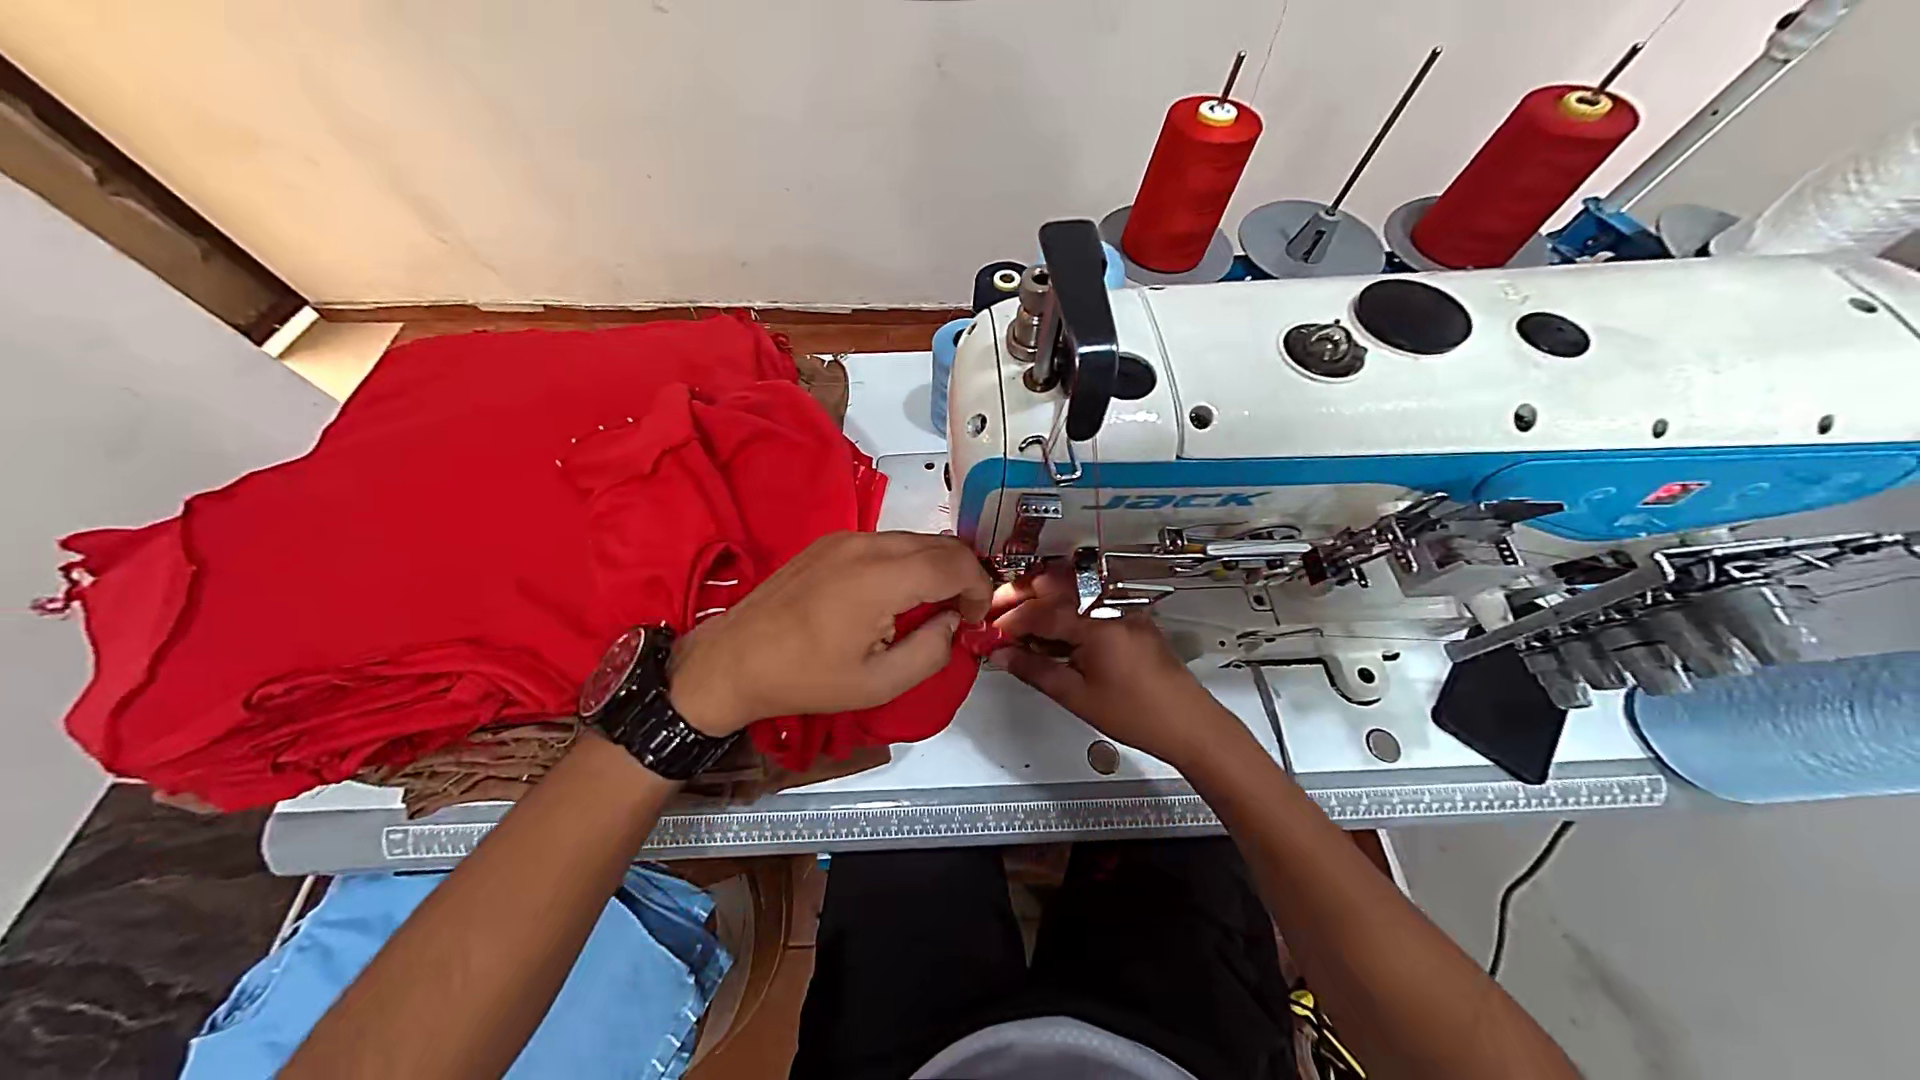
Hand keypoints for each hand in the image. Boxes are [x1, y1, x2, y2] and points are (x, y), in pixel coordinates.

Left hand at [666, 532, 993, 735]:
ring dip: (935, 568)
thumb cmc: (806, 677)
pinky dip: (907, 562)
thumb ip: (932, 651)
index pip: (957, 563)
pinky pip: (888, 542)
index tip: (973, 619)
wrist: (735, 658)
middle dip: (963, 576)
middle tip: (958, 614)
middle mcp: (868, 544)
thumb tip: (952, 622)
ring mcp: (847, 537)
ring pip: (916, 539)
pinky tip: (893, 596)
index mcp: (882, 578)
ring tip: (926, 608)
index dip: (979, 588)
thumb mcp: (879, 683)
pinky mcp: (831, 541)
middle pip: (942, 544)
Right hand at [989, 565, 1238, 768]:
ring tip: (1022, 630)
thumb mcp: (1077, 696)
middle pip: (1057, 590)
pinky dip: (1067, 617)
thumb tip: (1003, 655)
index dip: (1011, 622)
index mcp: (1097, 624)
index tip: (992, 632)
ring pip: (1073, 597)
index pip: (1041, 613)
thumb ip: (1035, 670)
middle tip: (999, 614)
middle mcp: (1112, 608)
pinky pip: (1091, 608)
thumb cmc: (1141, 715)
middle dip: (1023, 599)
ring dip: (1044, 607)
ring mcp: (1125, 612)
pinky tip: (1055, 638)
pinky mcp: (1133, 621)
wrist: (1190, 725)